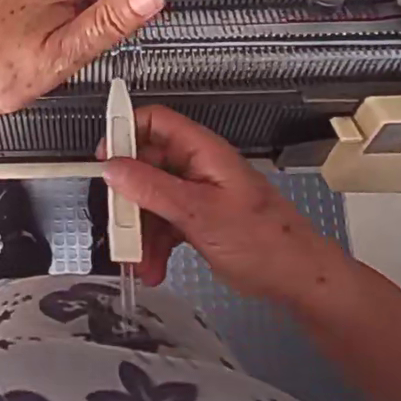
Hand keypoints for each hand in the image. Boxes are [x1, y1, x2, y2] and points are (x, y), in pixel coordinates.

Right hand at [102, 105, 349, 305]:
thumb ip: (153, 188)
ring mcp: (196, 193)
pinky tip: (153, 267)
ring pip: (150, 199)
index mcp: (202, 151)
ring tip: (139, 261)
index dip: (125, 133)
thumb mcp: (200, 213)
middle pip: (145, 165)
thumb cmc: (264, 240)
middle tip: (118, 224)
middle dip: (128, 198)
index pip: (155, 121)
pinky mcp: (196, 218)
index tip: (103, 158)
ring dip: (139, 231)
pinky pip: (162, 223)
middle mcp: (196, 167)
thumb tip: (113, 167)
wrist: (297, 279)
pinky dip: (153, 245)